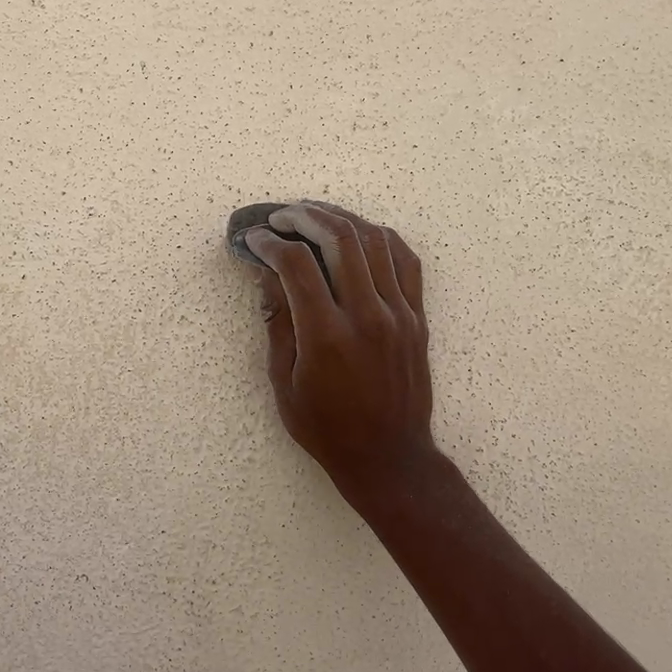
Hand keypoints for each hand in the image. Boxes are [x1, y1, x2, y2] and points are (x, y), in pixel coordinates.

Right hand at [241, 202, 433, 493]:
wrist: (389, 457)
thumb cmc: (326, 427)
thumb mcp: (283, 381)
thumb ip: (277, 322)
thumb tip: (266, 274)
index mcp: (327, 336)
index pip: (296, 265)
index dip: (269, 244)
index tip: (253, 240)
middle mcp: (367, 316)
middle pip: (340, 238)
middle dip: (304, 216)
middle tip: (281, 216)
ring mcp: (399, 314)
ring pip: (374, 240)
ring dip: (341, 218)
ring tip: (315, 214)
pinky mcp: (418, 317)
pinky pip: (406, 259)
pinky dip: (380, 236)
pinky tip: (359, 232)